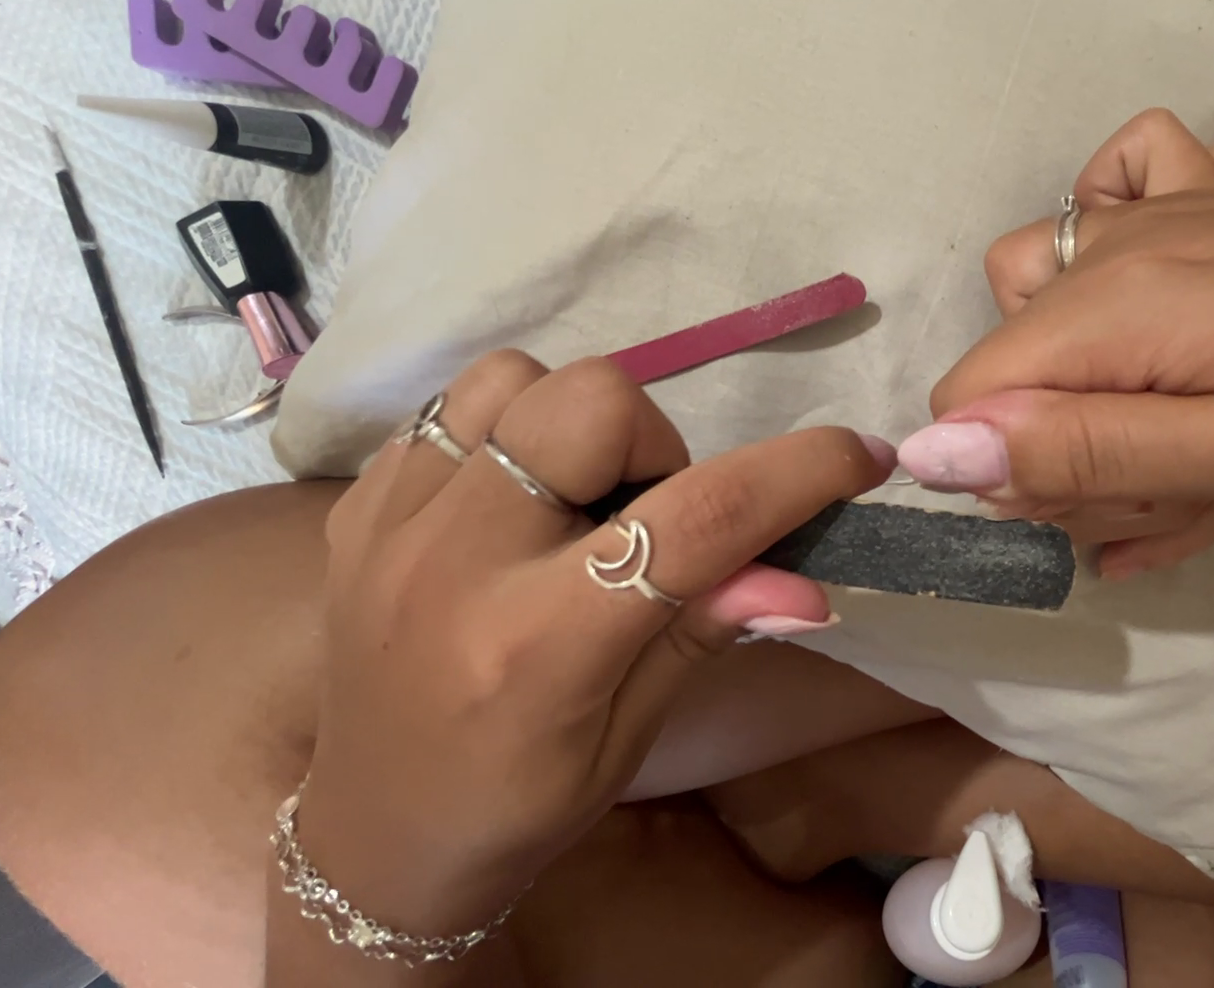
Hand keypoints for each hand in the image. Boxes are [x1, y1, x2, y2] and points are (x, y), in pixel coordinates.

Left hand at [297, 353, 890, 934]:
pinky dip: (508, 433)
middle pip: (590, 402)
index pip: (697, 520)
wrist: (375, 833)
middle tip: (652, 508)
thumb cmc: (525, 800)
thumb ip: (708, 629)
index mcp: (540, 644)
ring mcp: (391, 526)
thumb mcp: (636, 732)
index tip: (859, 455)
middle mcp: (456, 564)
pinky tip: (514, 502)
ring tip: (578, 497)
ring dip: (575, 423)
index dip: (798, 472)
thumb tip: (804, 581)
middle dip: (655, 439)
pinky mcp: (354, 508)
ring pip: (513, 380)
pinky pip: (449, 409)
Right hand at [911, 184, 1213, 541]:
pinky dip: (1146, 383)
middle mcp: (1132, 245)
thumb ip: (1100, 447)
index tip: (1109, 518)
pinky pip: (1128, 316)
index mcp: (1135, 295)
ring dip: (1116, 434)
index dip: (1014, 476)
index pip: (971, 394)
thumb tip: (936, 453)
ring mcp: (1178, 232)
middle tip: (1188, 504)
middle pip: (1016, 380)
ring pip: (1066, 354)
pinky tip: (1208, 418)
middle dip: (1074, 465)